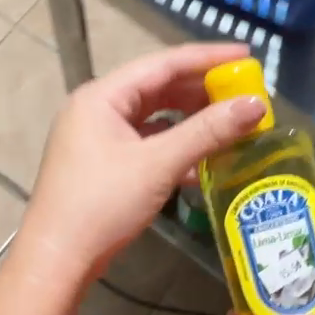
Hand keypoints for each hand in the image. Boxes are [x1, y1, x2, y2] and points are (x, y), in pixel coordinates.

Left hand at [21, 42, 264, 281]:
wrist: (58, 258)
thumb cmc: (102, 203)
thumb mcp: (158, 164)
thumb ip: (208, 132)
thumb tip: (256, 104)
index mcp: (102, 97)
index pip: (162, 64)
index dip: (207, 58)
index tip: (247, 55)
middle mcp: (97, 110)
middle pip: (157, 89)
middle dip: (201, 92)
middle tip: (243, 93)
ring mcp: (97, 140)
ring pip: (153, 120)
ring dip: (190, 122)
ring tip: (231, 124)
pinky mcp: (102, 167)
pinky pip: (145, 146)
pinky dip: (174, 149)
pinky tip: (204, 162)